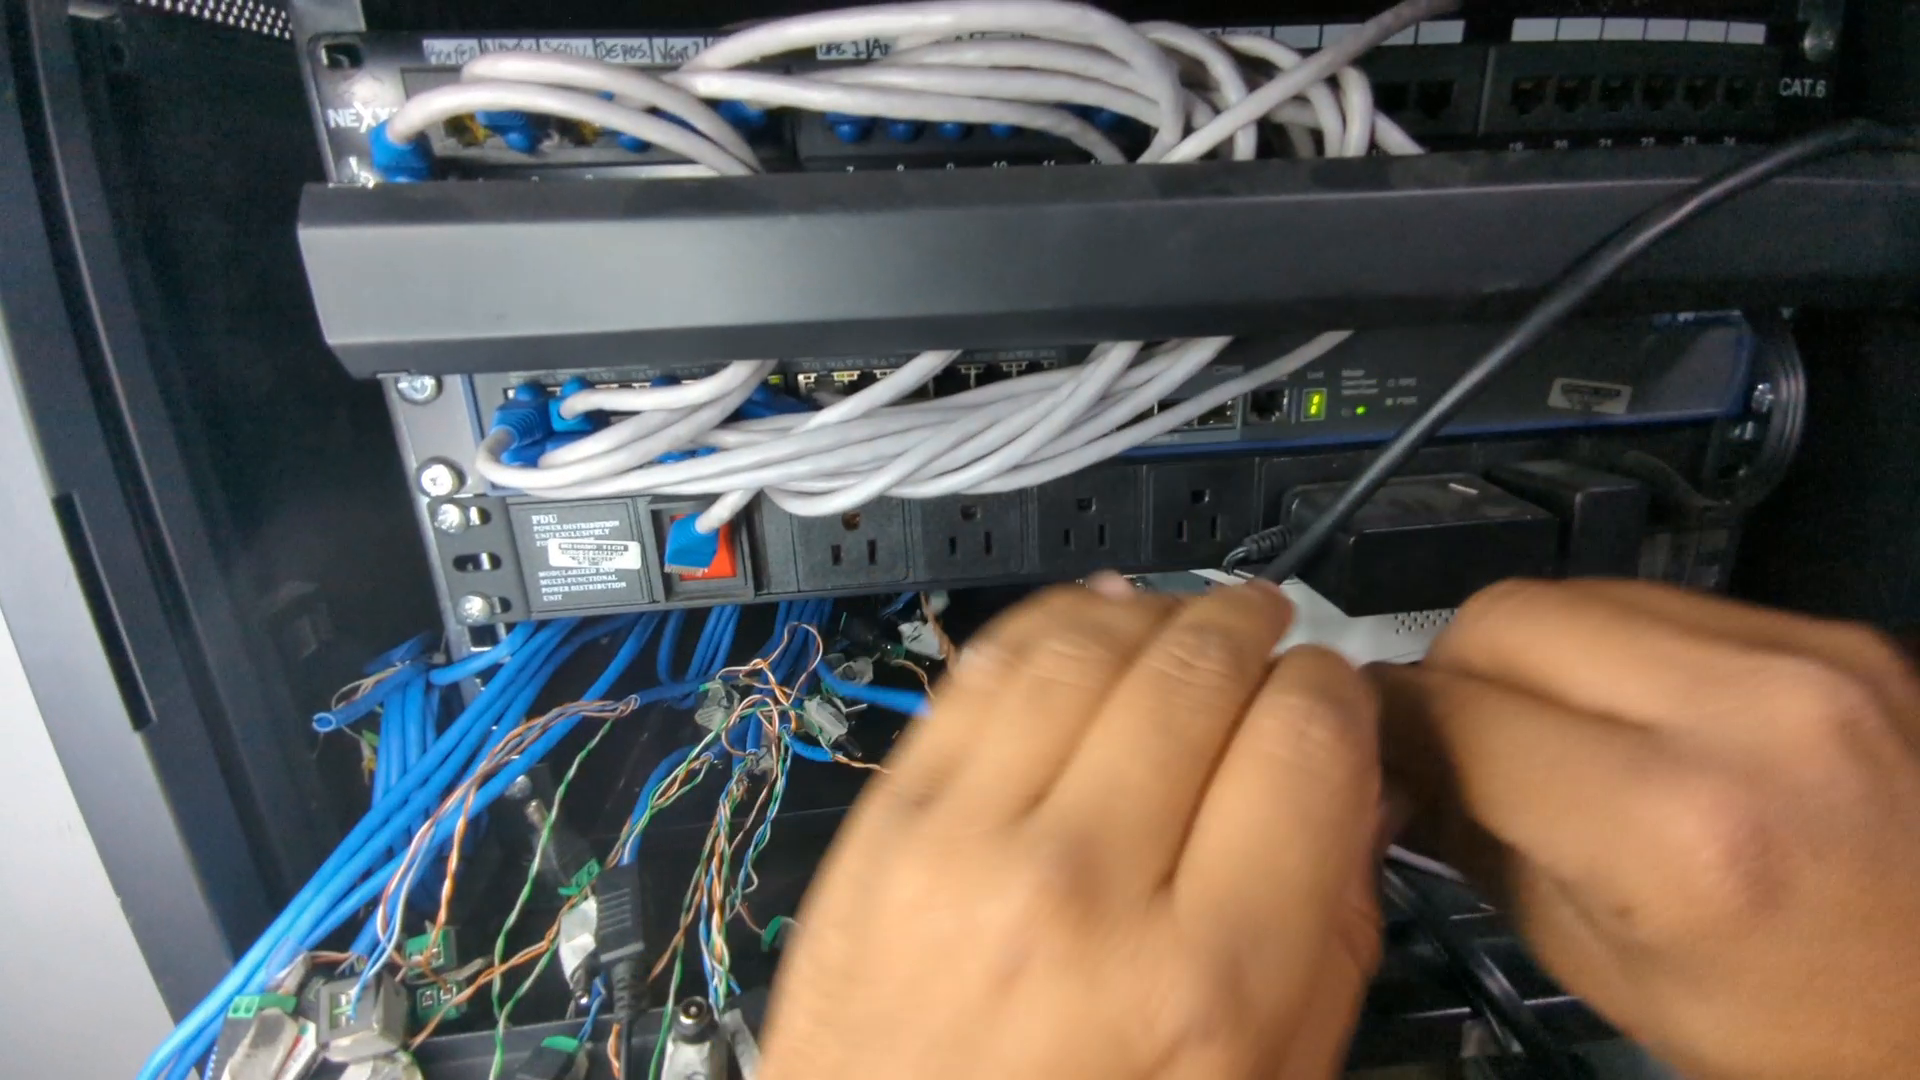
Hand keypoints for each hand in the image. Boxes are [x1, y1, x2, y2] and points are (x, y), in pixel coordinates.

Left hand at [760, 577, 1383, 1079]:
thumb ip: (1329, 929)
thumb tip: (1348, 771)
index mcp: (1202, 977)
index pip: (1301, 748)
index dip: (1332, 691)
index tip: (1328, 686)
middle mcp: (1081, 879)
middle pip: (1192, 675)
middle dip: (1246, 627)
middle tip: (1265, 624)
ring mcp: (967, 828)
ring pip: (1086, 646)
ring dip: (1154, 608)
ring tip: (1184, 613)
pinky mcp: (894, 803)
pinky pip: (987, 664)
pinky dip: (1057, 617)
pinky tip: (1096, 616)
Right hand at [1374, 579, 1919, 1079]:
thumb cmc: (1782, 1025)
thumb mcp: (1588, 956)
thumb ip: (1462, 833)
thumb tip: (1375, 756)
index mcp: (1672, 826)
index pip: (1446, 710)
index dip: (1380, 719)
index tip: (1362, 738)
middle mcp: (1743, 712)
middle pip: (1497, 618)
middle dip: (1447, 670)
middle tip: (1457, 732)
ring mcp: (1803, 657)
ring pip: (1563, 594)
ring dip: (1520, 653)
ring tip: (1543, 720)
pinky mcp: (1834, 633)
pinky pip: (1645, 603)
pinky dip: (1599, 647)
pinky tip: (1627, 709)